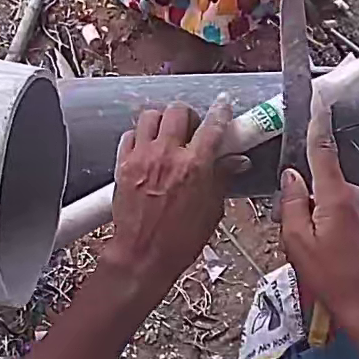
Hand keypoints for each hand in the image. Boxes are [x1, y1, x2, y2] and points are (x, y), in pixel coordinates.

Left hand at [107, 96, 249, 288]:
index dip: (221, 110)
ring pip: (150, 116)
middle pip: (178, 111)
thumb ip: (222, 178)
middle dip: (188, 116)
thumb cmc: (180, 240)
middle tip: (191, 129)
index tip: (223, 103)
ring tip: (167, 135)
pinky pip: (130, 135)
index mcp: (195, 167)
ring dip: (162, 121)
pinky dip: (140, 136)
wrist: (142, 255)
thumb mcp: (211, 209)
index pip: (212, 125)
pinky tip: (147, 148)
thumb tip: (236, 161)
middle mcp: (167, 156)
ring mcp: (142, 158)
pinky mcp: (123, 164)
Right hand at [279, 95, 358, 325]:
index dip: (318, 123)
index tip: (316, 98)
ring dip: (308, 209)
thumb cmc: (328, 274)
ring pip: (322, 193)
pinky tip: (316, 245)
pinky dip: (318, 216)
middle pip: (318, 175)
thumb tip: (290, 174)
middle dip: (299, 191)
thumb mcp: (296, 239)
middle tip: (291, 227)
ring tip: (305, 243)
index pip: (323, 150)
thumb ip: (291, 202)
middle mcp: (352, 194)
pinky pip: (331, 204)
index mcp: (335, 196)